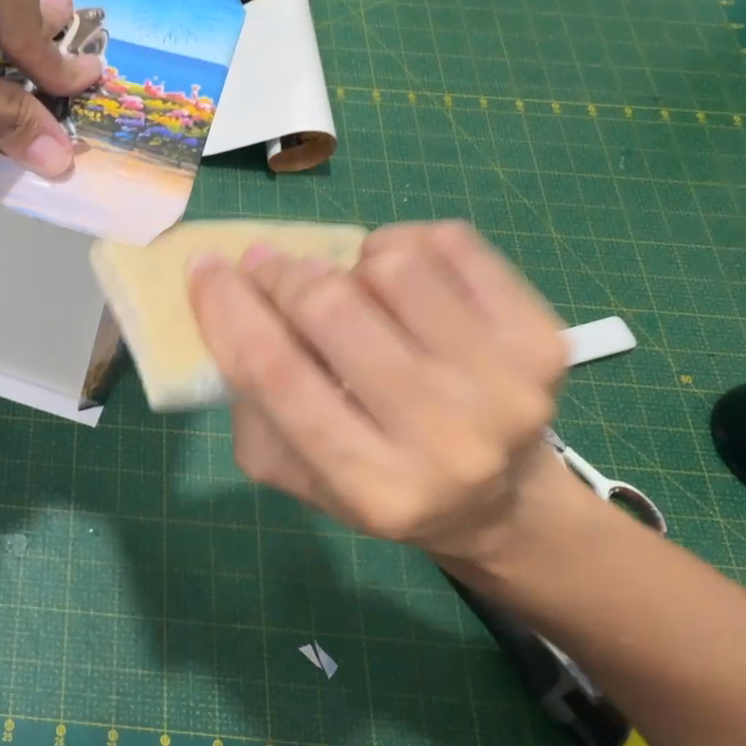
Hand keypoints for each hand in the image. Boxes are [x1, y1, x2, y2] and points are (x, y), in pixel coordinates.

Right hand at [189, 221, 571, 562]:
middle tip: (266, 268)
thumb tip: (230, 295)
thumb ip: (251, 398)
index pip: (279, 376)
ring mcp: (506, 386)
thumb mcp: (294, 470)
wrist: (503, 503)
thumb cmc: (378, 484)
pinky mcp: (543, 339)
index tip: (203, 267)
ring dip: (348, 265)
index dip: (228, 310)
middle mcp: (447, 441)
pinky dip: (402, 243)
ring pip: (391, 266)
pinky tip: (397, 279)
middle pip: (333, 312)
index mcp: (373, 488)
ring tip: (349, 291)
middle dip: (281, 276)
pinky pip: (448, 243)